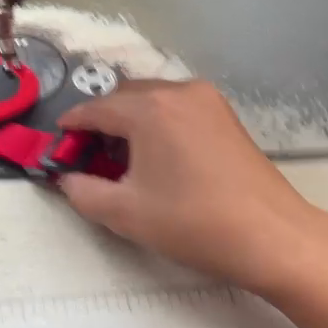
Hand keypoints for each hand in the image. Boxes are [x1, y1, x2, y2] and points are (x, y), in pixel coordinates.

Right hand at [57, 79, 327, 299]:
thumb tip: (68, 179)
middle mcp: (178, 92)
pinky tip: (157, 157)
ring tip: (123, 159)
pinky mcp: (227, 116)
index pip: (95, 108)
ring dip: (131, 121)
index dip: (71, 127)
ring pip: (153, 99)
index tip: (57, 146)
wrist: (270, 236)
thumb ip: (83, 192)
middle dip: (101, 121)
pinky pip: (178, 108)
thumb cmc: (192, 223)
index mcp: (149, 109)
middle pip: (124, 96)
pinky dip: (158, 123)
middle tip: (88, 156)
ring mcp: (208, 101)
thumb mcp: (124, 214)